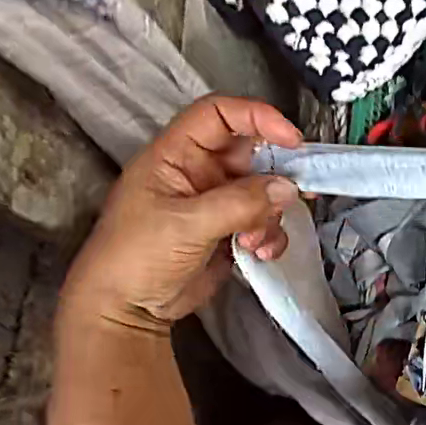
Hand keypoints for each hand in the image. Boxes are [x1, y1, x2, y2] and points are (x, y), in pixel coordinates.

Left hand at [60, 95, 302, 336]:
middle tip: (298, 193)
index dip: (258, 118)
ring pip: (265, 192)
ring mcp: (217, 202)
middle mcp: (200, 173)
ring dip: (271, 215)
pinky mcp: (230, 231)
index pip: (220, 115)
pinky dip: (271, 236)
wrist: (127, 309)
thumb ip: (240, 203)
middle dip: (276, 175)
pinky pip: (265, 222)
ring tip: (256, 241)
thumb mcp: (186, 224)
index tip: (293, 141)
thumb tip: (288, 188)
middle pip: (252, 154)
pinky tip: (258, 254)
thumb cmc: (138, 256)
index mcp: (177, 155)